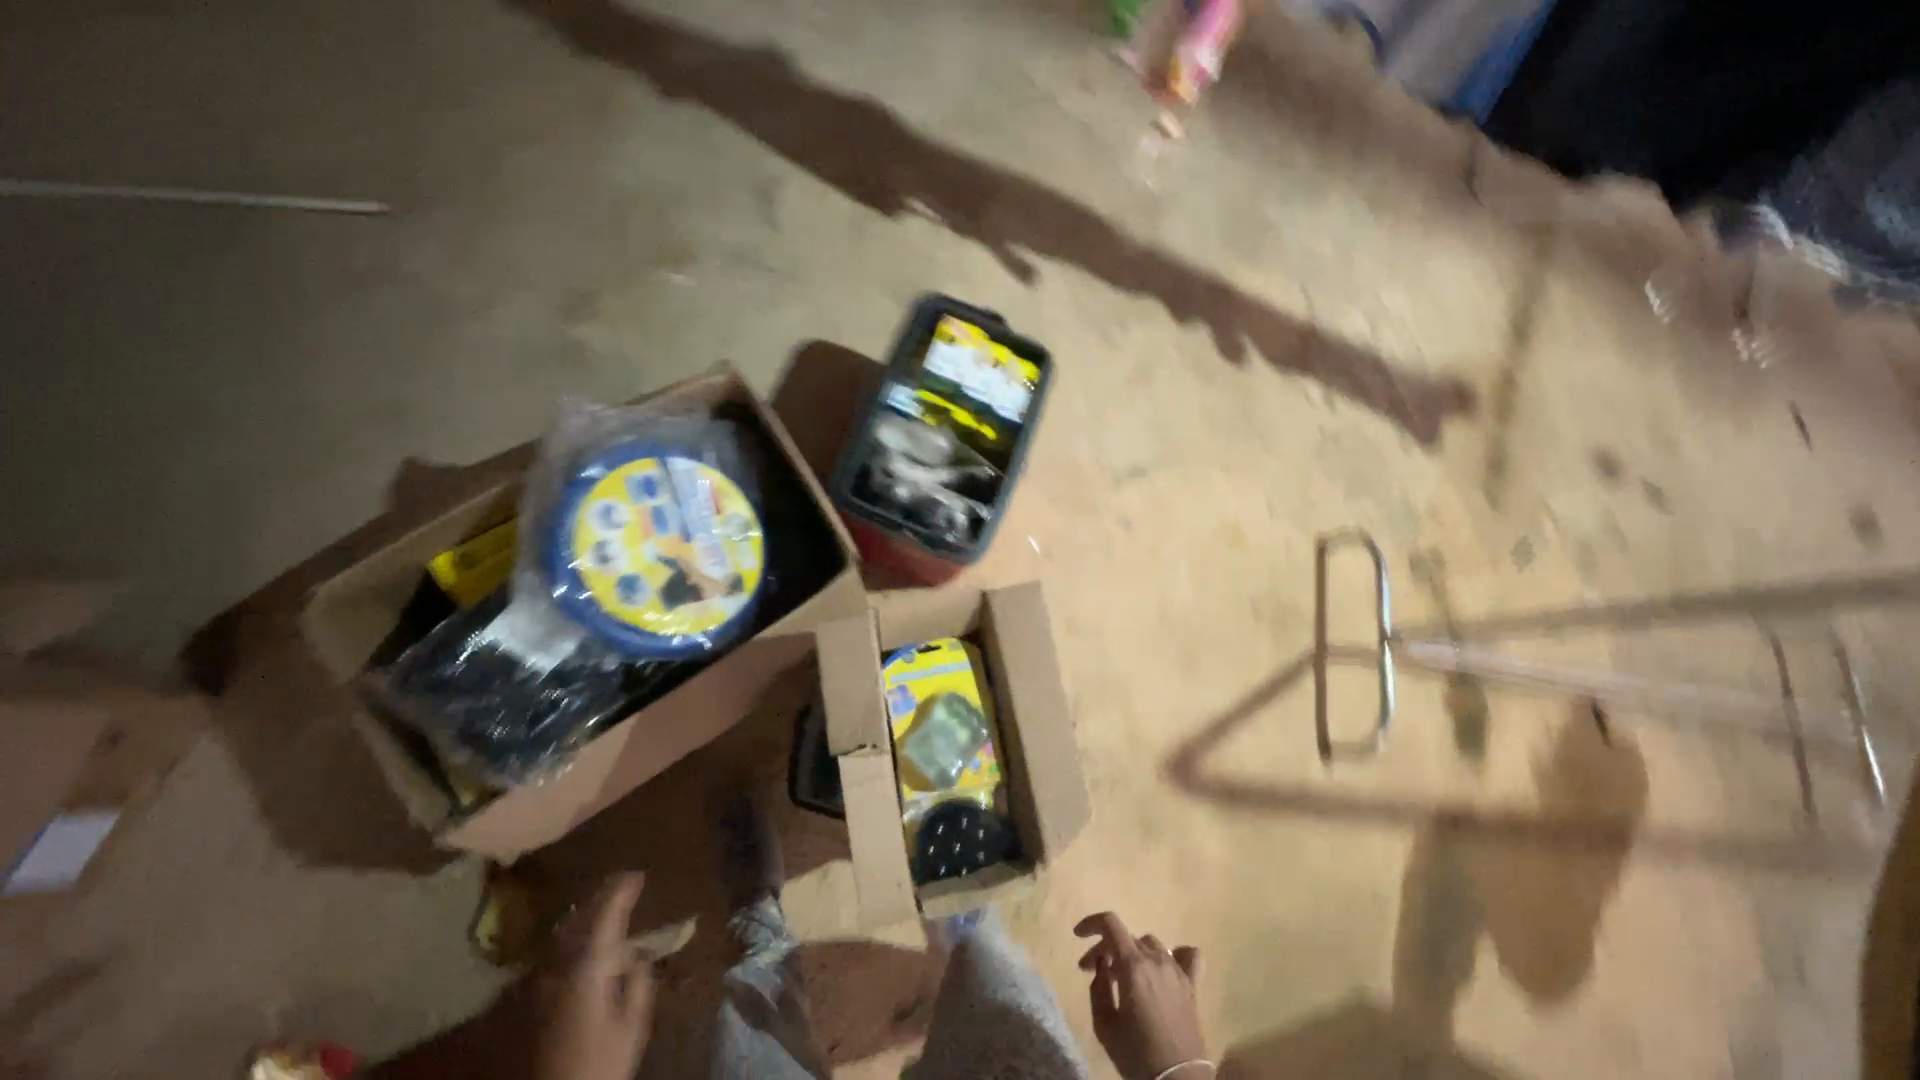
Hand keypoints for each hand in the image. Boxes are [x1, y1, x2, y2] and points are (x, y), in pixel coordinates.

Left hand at [530, 872, 656, 1079]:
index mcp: (586, 969)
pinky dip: (574, 939)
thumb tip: (636, 957)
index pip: (604, 917)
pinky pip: (556, 954)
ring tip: (604, 906)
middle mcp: (558, 968)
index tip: (637, 875)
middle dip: (601, 897)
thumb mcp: (631, 1027)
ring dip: (584, 916)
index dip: (620, 892)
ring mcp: (540, 985)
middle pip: (578, 921)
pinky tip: (583, 944)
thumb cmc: (599, 1065)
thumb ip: (637, 985)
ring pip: (563, 936)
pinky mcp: (533, 1002)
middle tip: (623, 883)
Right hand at [1074, 912, 1207, 1079]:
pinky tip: (1166, 966)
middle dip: (1106, 949)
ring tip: (1125, 975)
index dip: (1091, 924)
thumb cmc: (1136, 1054)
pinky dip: (1175, 954)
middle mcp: (1157, 960)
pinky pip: (1188, 956)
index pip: (1110, 924)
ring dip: (1134, 953)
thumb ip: (1098, 987)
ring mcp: (1178, 971)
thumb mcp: (1105, 1024)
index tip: (1078, 936)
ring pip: (1151, 945)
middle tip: (1093, 971)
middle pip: (1127, 938)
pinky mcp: (1193, 986)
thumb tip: (1101, 965)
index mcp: (1133, 966)